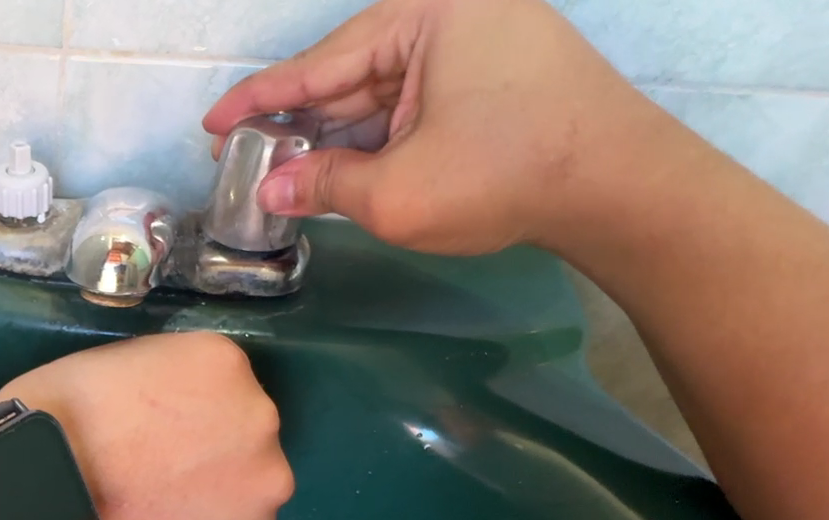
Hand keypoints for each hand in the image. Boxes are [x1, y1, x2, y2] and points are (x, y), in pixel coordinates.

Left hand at [0, 332, 293, 519]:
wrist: (40, 480)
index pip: (236, 517)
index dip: (194, 502)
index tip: (154, 493)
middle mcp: (270, 480)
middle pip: (242, 459)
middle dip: (203, 457)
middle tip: (141, 455)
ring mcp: (251, 413)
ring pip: (228, 406)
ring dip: (193, 409)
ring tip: (132, 417)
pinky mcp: (220, 360)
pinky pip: (204, 361)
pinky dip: (175, 367)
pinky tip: (132, 385)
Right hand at [201, 0, 678, 254]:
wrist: (616, 187)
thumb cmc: (501, 176)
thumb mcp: (393, 192)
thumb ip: (322, 185)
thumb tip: (268, 192)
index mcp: (427, 14)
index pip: (319, 64)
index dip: (258, 100)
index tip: (212, 125)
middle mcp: (449, 16)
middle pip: (345, 74)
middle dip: (291, 121)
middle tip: (238, 156)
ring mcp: (471, 46)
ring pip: (374, 94)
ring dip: (326, 135)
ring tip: (275, 170)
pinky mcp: (485, 80)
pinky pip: (405, 106)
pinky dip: (366, 139)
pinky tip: (330, 166)